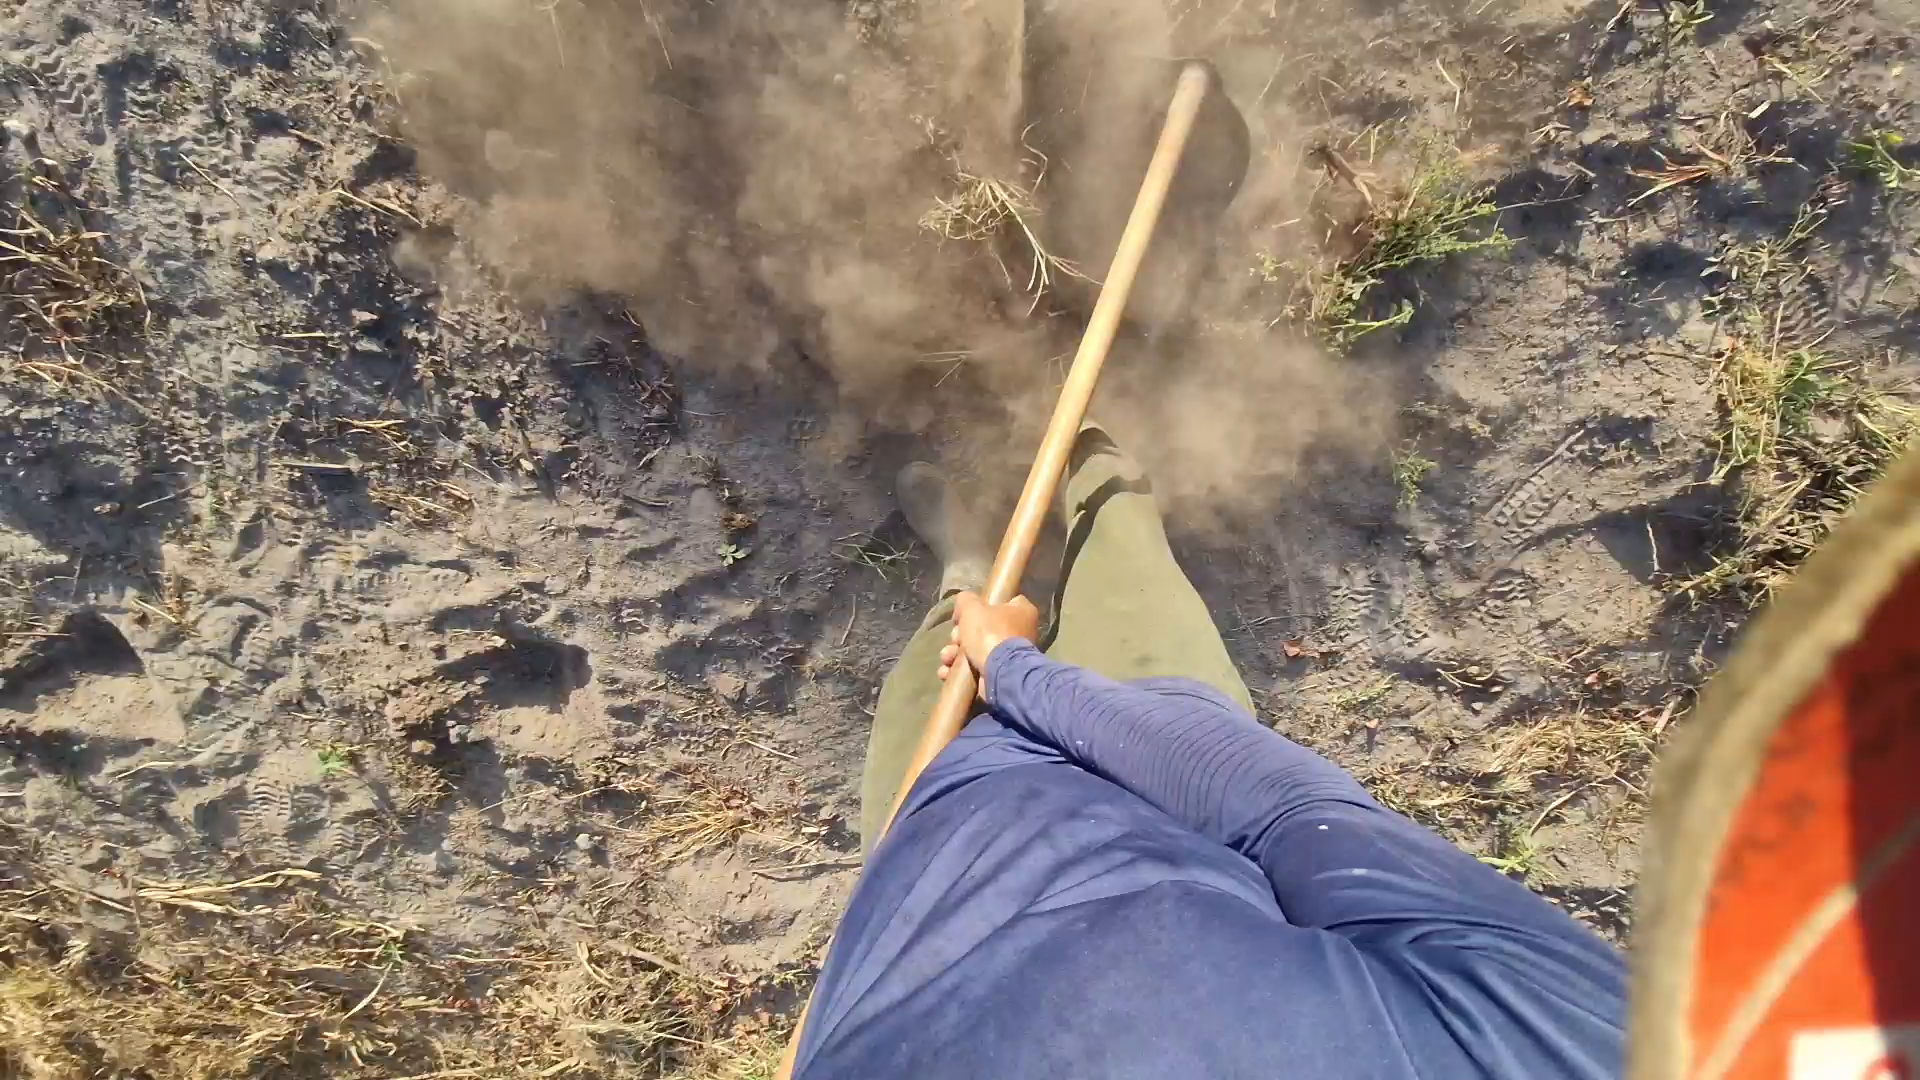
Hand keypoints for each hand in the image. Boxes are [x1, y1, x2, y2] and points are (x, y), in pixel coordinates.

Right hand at [938, 592, 1040, 695]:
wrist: (999, 673)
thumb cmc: (990, 633)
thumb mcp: (972, 607)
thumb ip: (965, 600)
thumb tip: (963, 607)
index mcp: (1022, 611)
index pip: (1003, 601)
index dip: (982, 605)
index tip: (967, 613)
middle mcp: (1021, 633)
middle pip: (983, 628)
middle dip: (961, 636)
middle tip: (955, 639)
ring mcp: (1010, 657)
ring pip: (975, 650)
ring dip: (955, 654)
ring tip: (947, 657)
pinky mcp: (999, 675)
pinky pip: (975, 669)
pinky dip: (959, 670)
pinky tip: (946, 671)